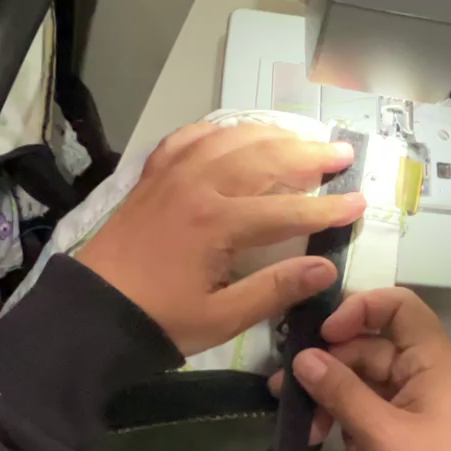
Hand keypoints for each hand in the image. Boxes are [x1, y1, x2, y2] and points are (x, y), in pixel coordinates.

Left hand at [76, 122, 366, 353]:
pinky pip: (192, 137)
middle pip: (265, 158)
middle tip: (341, 154)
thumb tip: (325, 268)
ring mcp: (173, 173)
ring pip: (231, 137)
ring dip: (272, 134)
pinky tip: (237, 132)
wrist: (91, 311)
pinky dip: (220, 130)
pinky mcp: (154, 174)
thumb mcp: (221, 318)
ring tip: (302, 137)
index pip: (288, 210)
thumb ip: (275, 290)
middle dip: (308, 155)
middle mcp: (198, 185)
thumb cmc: (159, 320)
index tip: (359, 204)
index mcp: (217, 223)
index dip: (328, 209)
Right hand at [273, 288, 450, 450]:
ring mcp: (412, 400)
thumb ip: (342, 393)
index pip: (399, 306)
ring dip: (330, 397)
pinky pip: (366, 406)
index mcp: (432, 361)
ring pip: (362, 379)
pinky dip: (344, 418)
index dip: (359, 309)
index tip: (323, 336)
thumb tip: (301, 358)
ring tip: (302, 427)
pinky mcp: (401, 426)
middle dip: (328, 365)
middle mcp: (423, 371)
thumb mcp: (383, 436)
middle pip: (369, 345)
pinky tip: (328, 443)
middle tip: (285, 389)